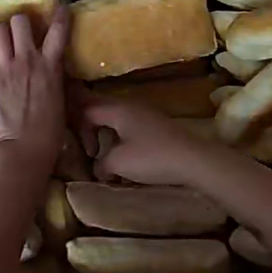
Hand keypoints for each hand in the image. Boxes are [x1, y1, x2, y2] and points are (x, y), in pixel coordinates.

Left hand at [0, 5, 69, 171]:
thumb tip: (50, 68)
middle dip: (17, 23)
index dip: (60, 15)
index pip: (59, 30)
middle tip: (14, 35)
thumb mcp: (59, 98)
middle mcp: (28, 59)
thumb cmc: (48, 132)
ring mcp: (5, 67)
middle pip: (20, 21)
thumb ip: (54, 77)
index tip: (59, 8)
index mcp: (51, 66)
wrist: (24, 149)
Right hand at [79, 98, 212, 187]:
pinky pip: (130, 126)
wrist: (191, 159)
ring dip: (108, 136)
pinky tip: (128, 157)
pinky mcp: (156, 124)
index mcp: (117, 108)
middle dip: (91, 130)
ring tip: (108, 157)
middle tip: (90, 151)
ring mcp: (145, 113)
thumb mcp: (118, 162)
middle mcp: (129, 105)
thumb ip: (100, 163)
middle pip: (100, 110)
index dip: (79, 129)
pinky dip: (122, 138)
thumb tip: (98, 167)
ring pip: (116, 118)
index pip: (87, 109)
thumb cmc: (151, 157)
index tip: (86, 152)